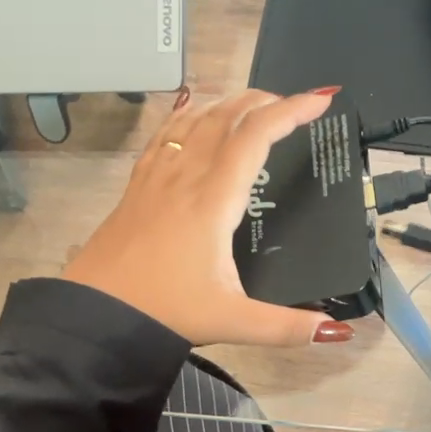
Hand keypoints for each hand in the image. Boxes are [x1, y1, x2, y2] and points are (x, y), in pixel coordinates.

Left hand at [62, 87, 354, 347]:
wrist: (97, 311)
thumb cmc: (164, 311)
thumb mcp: (232, 322)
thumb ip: (286, 328)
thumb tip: (333, 331)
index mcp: (213, 200)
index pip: (256, 136)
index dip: (291, 111)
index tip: (320, 100)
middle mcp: (186, 176)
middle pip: (227, 115)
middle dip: (263, 100)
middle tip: (291, 105)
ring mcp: (157, 177)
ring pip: (195, 118)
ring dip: (227, 104)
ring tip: (250, 107)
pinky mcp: (137, 187)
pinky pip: (165, 135)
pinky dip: (187, 117)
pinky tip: (191, 119)